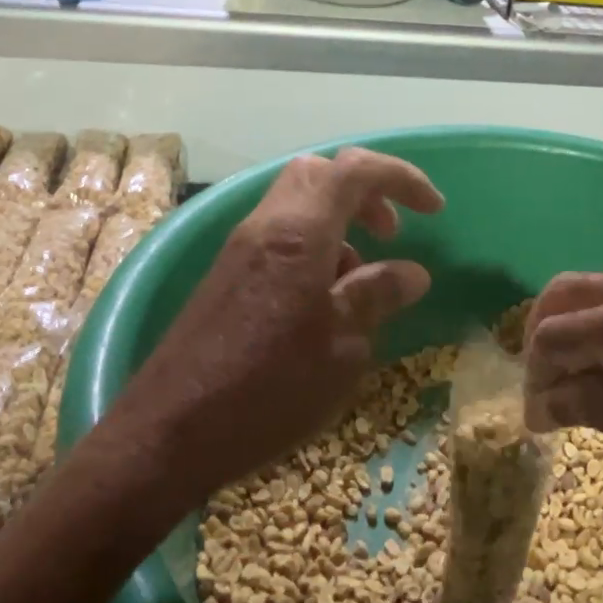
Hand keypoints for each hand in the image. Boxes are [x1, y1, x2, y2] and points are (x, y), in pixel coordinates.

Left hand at [91, 147, 444, 499]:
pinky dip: (312, 248)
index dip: (401, 178)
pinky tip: (322, 305)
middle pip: (319, 174)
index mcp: (299, 233)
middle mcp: (266, 226)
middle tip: (392, 234)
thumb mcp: (341, 349)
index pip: (355, 171)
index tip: (434, 210)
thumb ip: (376, 298)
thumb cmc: (267, 390)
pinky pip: (278, 236)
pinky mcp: (226, 275)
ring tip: (360, 282)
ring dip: (338, 224)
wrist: (168, 431)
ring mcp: (240, 249)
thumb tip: (412, 272)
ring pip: (296, 205)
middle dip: (364, 192)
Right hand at [521, 271, 602, 491]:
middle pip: (564, 293)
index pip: (553, 336)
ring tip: (578, 376)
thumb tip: (540, 406)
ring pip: (596, 290)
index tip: (536, 417)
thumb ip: (584, 406)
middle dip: (542, 332)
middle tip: (543, 378)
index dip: (535, 376)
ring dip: (575, 325)